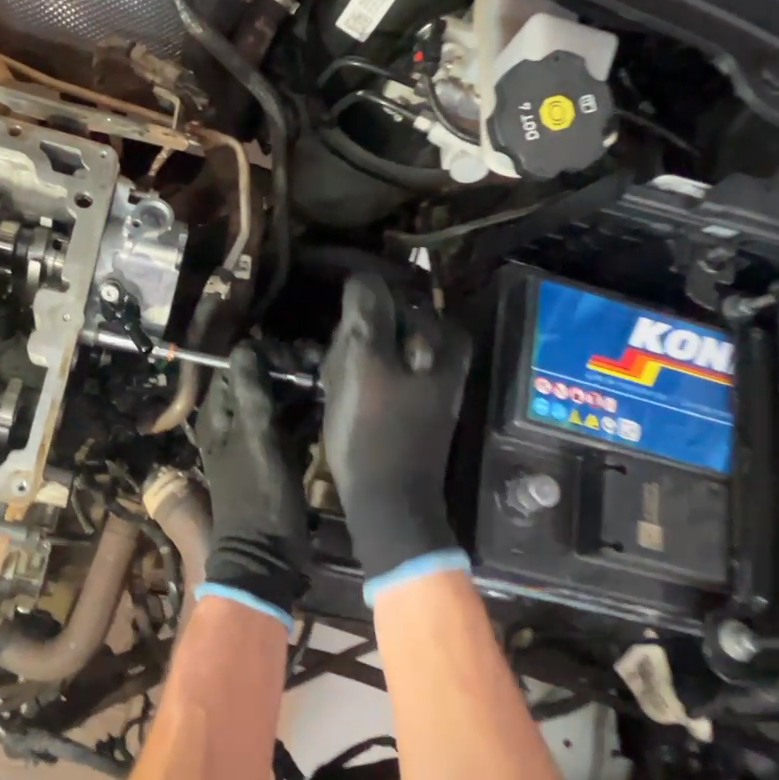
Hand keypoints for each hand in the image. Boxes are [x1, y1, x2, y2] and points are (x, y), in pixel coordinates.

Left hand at [195, 343, 309, 621]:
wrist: (267, 554)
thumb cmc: (258, 495)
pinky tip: (327, 401)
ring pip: (276, 399)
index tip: (294, 355)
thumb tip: (246, 346)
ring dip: (299, 386)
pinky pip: (290, 422)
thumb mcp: (254, 438)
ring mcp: (256, 439)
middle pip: (258, 379)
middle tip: (317, 363)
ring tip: (326, 375)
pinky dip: (305, 410)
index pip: (235, 366)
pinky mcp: (277, 455)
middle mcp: (233, 423)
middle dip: (286, 367)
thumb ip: (250, 391)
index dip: (263, 354)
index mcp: (218, 416)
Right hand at [321, 275, 471, 579]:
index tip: (335, 321)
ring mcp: (433, 381)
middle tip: (334, 355)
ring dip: (356, 355)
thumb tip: (364, 277)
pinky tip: (344, 392)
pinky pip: (385, 372)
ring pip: (385, 346)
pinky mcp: (418, 405)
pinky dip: (362, 375)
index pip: (392, 293)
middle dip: (358, 330)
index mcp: (442, 339)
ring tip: (335, 376)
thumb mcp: (365, 364)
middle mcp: (445, 354)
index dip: (359, 302)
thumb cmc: (374, 432)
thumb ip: (368, 314)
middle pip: (390, 318)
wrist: (390, 502)